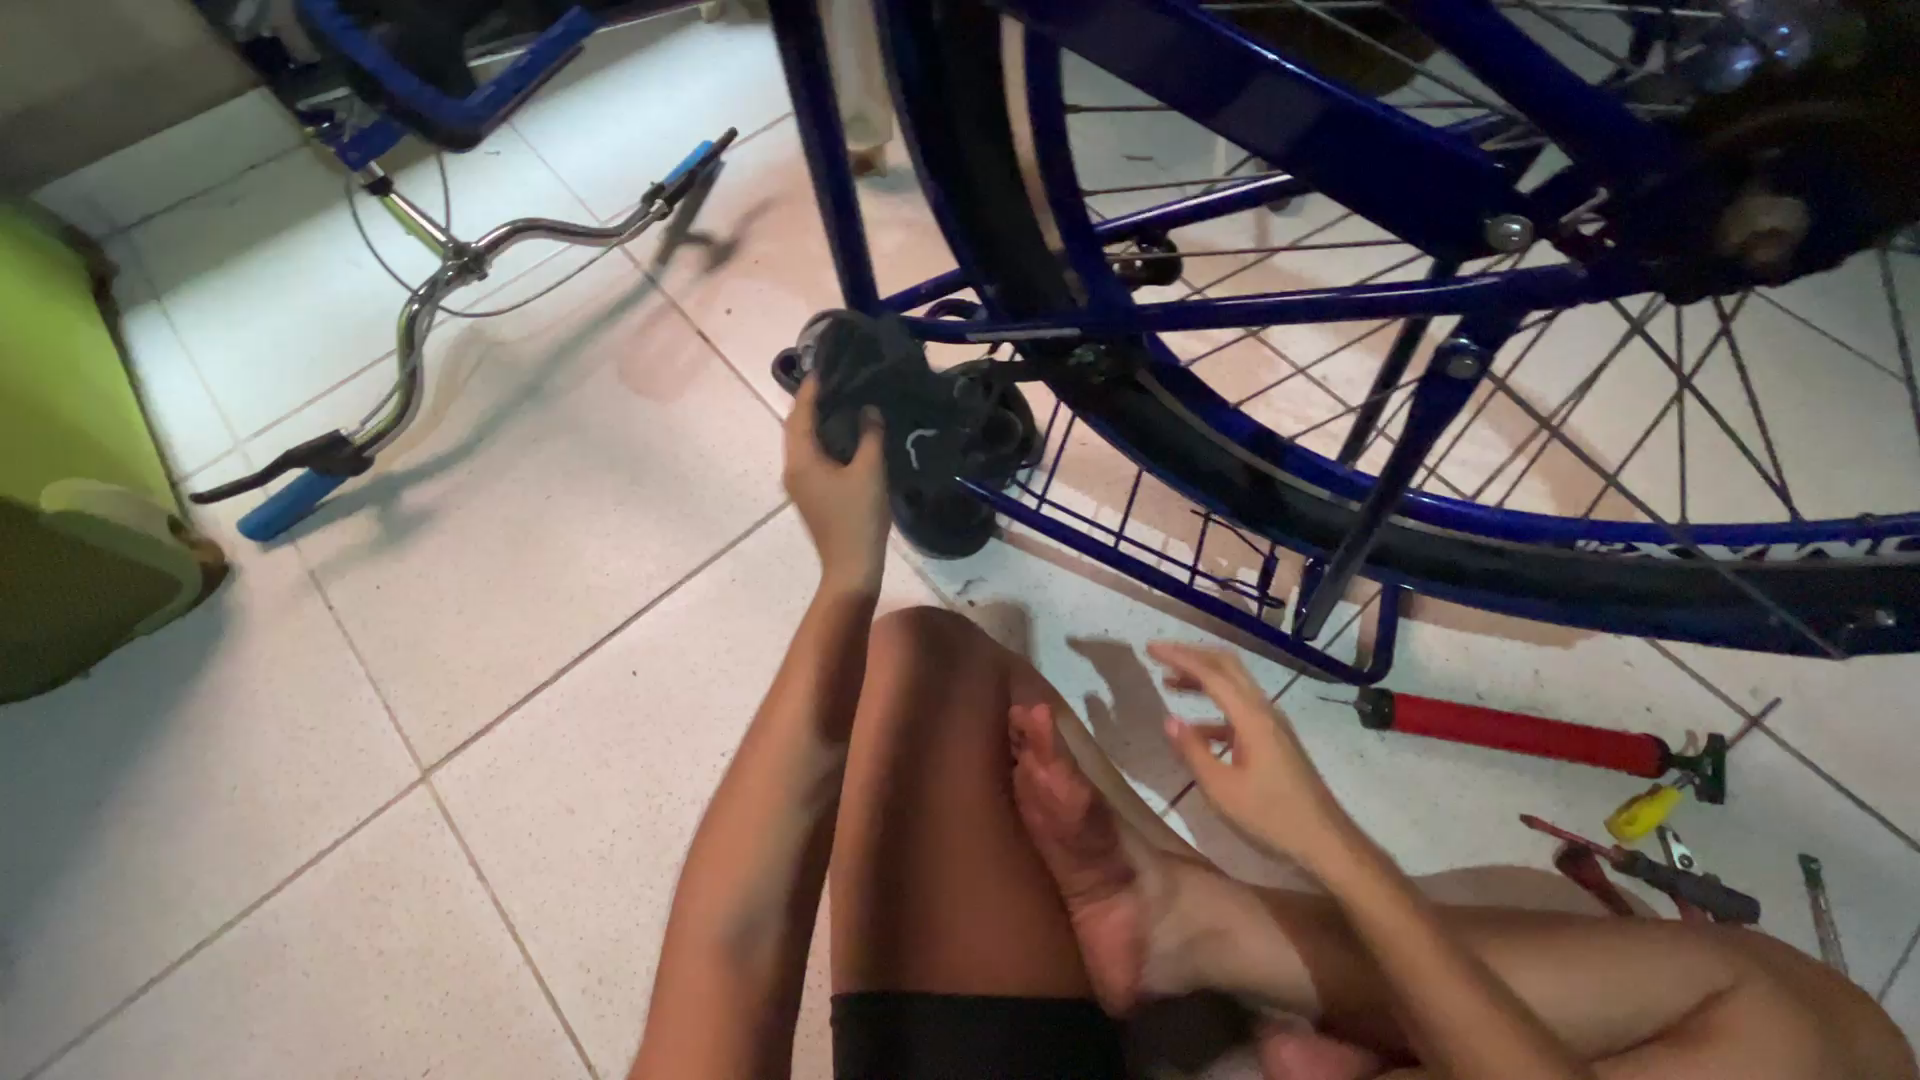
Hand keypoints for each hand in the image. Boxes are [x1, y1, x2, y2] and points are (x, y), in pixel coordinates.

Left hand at [784, 375, 889, 594]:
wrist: (851, 567)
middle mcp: (792, 469)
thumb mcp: (870, 471)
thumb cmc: (859, 518)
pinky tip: (843, 435)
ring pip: (802, 443)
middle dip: (811, 403)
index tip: (825, 367)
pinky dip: (822, 440)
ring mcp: (798, 484)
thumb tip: (868, 409)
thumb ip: (869, 435)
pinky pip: (810, 457)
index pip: (800, 414)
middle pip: (795, 427)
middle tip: (835, 381)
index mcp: (801, 460)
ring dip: (817, 422)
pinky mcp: (809, 495)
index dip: (810, 390)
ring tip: (841, 401)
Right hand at [1150, 643, 1356, 866]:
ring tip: (1170, 682)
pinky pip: (1240, 709)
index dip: (1179, 656)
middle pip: (1227, 666)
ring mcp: (1272, 724)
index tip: (1151, 648)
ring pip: (1235, 685)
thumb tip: (1168, 719)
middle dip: (1193, 655)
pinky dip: (1214, 707)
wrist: (1326, 842)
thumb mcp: (1221, 789)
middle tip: (1161, 655)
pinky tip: (1195, 728)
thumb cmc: (1271, 817)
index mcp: (1251, 718)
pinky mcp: (1274, 740)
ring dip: (1203, 677)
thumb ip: (1193, 751)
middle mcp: (1264, 711)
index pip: (1211, 673)